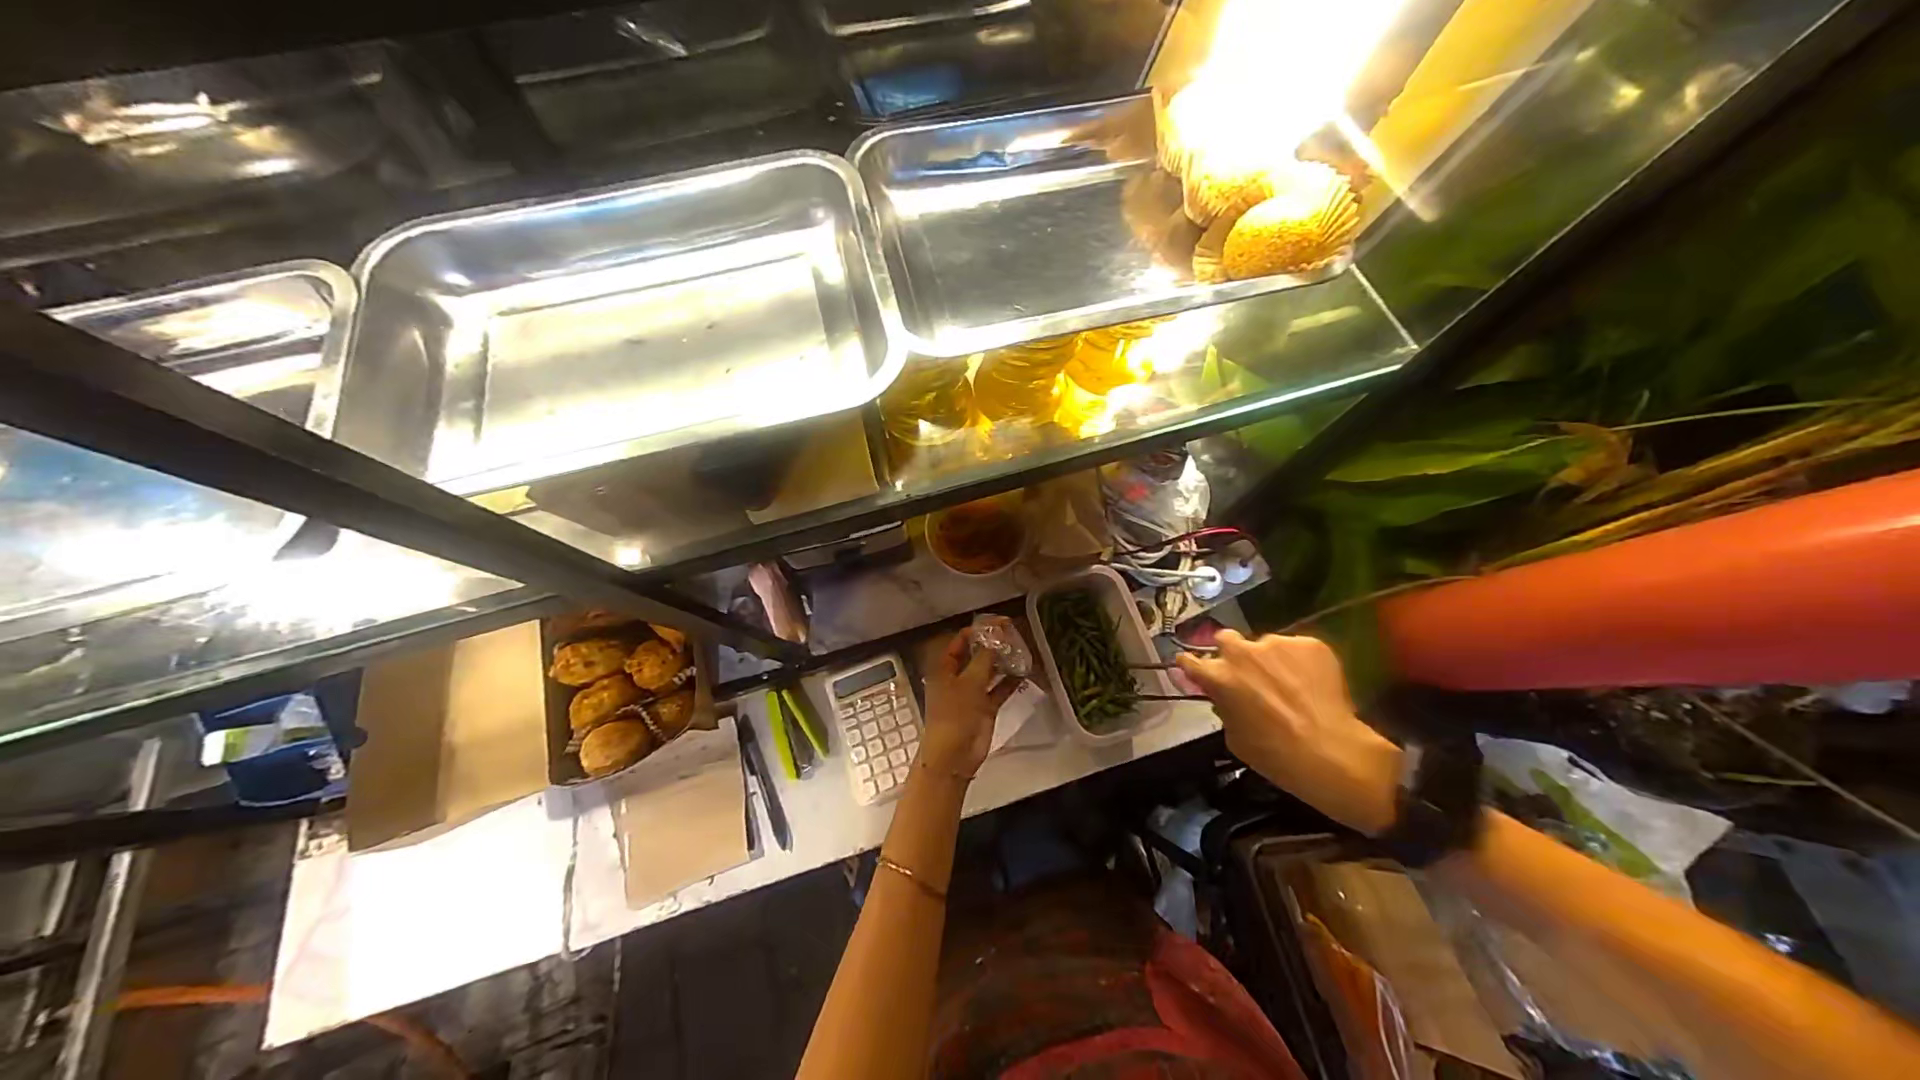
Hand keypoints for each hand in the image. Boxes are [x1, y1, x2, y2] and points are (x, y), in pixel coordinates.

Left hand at [918, 630, 1018, 781]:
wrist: (954, 755)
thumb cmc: (955, 714)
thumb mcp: (969, 682)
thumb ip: (984, 658)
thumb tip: (996, 638)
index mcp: (945, 668)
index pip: (960, 641)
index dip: (977, 630)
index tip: (999, 623)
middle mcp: (957, 678)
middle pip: (975, 655)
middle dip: (992, 645)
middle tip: (1014, 633)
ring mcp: (972, 693)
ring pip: (989, 672)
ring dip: (1003, 662)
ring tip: (1022, 649)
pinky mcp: (984, 708)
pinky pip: (999, 690)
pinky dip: (1010, 682)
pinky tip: (1025, 672)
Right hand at [1177, 630, 1402, 835]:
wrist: (1330, 752)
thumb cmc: (1274, 754)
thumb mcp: (1234, 736)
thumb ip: (1224, 706)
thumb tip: (1226, 697)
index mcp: (1218, 676)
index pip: (1189, 660)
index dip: (1191, 665)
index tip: (1193, 668)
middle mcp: (1242, 653)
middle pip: (1225, 638)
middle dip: (1231, 652)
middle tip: (1246, 673)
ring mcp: (1277, 644)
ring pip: (1267, 646)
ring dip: (1271, 660)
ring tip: (1290, 685)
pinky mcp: (1310, 644)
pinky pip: (1298, 649)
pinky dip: (1301, 662)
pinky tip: (1312, 685)